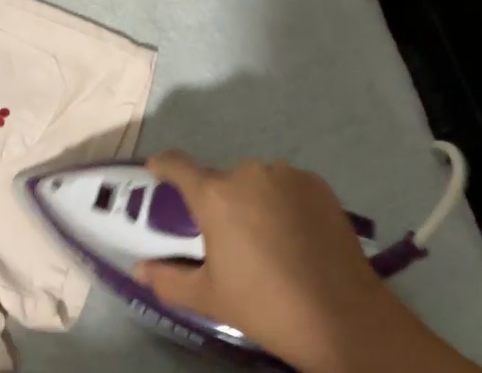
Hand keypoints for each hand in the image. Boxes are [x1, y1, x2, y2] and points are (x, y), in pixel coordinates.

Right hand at [134, 153, 445, 372]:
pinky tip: (295, 236)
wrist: (342, 316)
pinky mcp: (317, 183)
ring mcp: (286, 174)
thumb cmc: (266, 306)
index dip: (163, 166)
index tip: (156, 172)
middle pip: (222, 180)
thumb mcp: (210, 299)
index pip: (178, 165)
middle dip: (219, 202)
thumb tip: (140, 269)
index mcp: (215, 196)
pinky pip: (288, 186)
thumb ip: (168, 279)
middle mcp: (248, 173)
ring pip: (257, 181)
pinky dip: (284, 202)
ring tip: (267, 241)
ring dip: (254, 200)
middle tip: (227, 239)